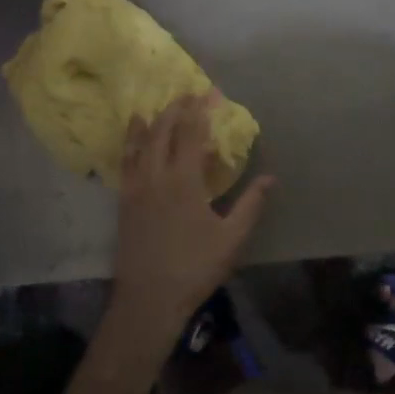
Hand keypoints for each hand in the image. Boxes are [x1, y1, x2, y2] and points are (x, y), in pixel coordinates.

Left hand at [111, 93, 272, 328]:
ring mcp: (136, 188)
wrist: (148, 300)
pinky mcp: (124, 201)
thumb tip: (270, 177)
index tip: (210, 93)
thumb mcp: (231, 239)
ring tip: (155, 108)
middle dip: (175, 109)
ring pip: (140, 143)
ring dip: (150, 122)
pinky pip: (126, 162)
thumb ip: (251, 204)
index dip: (200, 111)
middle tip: (187, 95)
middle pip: (162, 131)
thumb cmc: (194, 268)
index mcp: (184, 181)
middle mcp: (156, 176)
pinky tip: (133, 140)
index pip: (191, 133)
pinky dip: (130, 144)